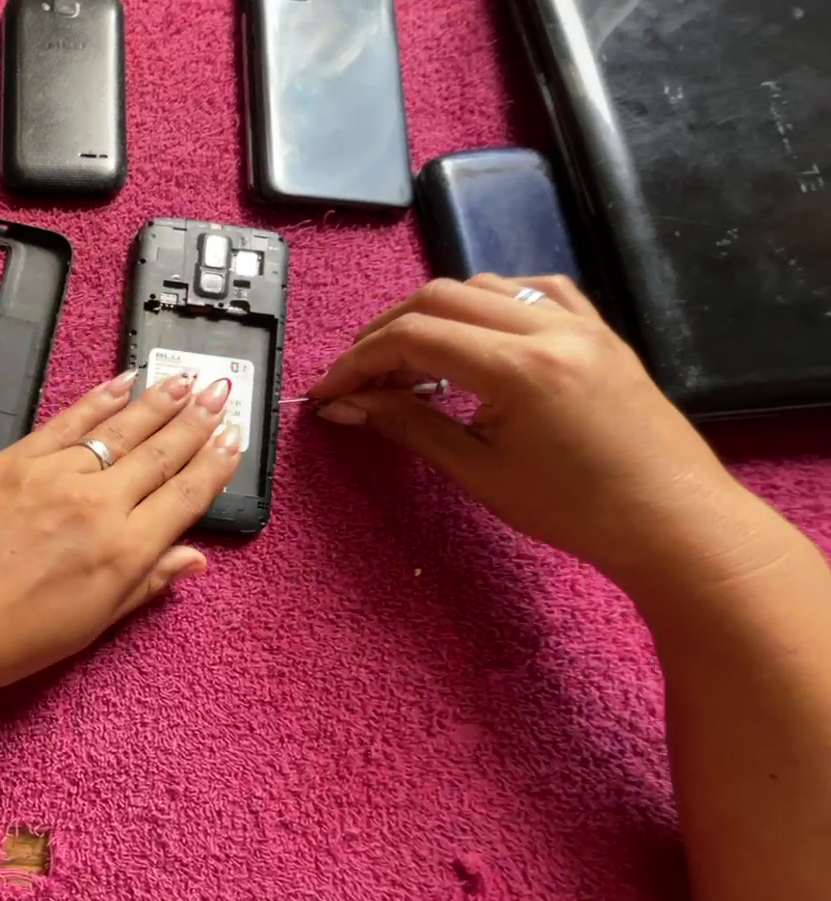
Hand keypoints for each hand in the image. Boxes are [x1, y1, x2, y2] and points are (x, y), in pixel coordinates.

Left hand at [0, 371, 242, 692]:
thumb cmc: (6, 639)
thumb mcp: (87, 627)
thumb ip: (143, 586)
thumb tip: (192, 560)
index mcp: (123, 553)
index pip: (185, 498)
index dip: (215, 466)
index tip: (234, 440)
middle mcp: (97, 506)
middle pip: (161, 454)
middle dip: (197, 421)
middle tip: (221, 390)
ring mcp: (54, 477)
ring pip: (119, 430)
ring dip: (157, 402)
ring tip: (185, 380)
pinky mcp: (15, 461)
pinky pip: (67, 422)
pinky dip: (97, 400)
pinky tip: (121, 384)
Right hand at [305, 274, 768, 590]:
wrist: (669, 517)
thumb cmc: (568, 506)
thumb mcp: (473, 468)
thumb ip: (404, 424)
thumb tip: (343, 405)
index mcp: (522, 368)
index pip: (413, 337)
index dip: (356, 362)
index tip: (326, 392)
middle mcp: (552, 329)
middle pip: (438, 298)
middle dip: (380, 335)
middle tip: (354, 379)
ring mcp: (580, 323)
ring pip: (479, 287)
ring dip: (426, 316)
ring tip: (403, 364)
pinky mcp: (596, 329)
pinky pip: (529, 291)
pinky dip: (480, 306)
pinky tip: (464, 337)